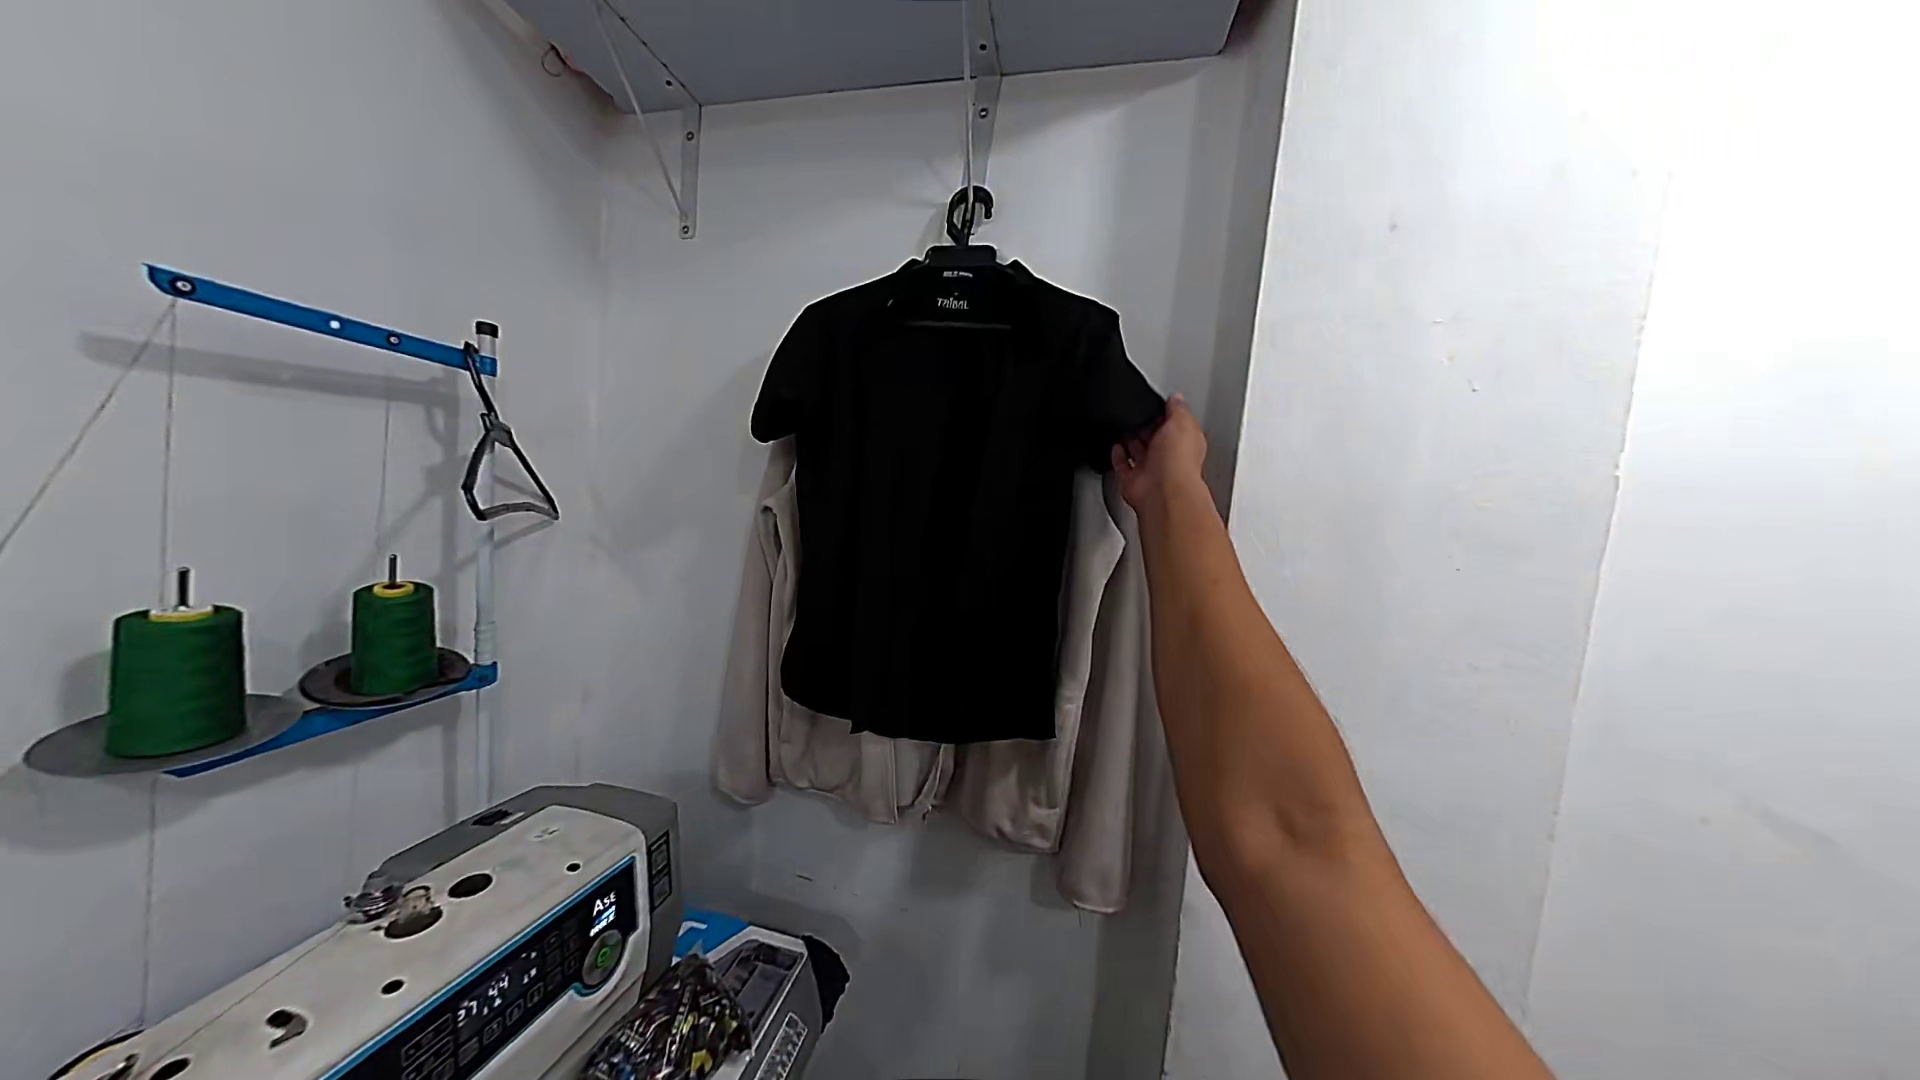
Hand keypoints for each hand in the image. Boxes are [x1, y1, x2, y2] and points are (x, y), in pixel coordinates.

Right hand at [1113, 393, 1207, 511]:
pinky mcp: (1132, 481)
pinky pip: (1122, 467)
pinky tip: (1115, 446)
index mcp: (1185, 443)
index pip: (1176, 424)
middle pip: (1156, 439)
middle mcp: (1169, 458)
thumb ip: (1177, 408)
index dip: (1166, 414)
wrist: (1162, 491)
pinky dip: (1117, 456)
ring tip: (1122, 426)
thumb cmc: (1177, 461)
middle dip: (1146, 427)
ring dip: (1130, 440)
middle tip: (1136, 414)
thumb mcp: (1182, 422)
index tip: (1157, 404)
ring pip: (1138, 452)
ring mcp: (1150, 471)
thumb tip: (1175, 398)